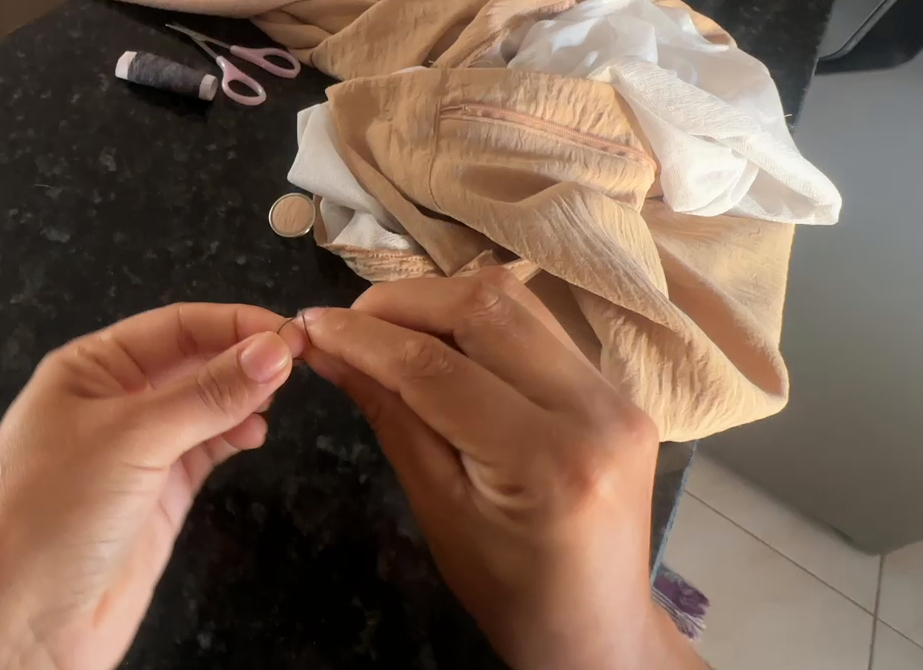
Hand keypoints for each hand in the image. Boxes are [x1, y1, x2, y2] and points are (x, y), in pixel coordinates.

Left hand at [0, 302, 300, 669]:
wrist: (10, 632)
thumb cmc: (53, 511)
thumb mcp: (130, 439)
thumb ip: (206, 394)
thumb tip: (275, 348)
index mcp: (92, 366)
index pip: (173, 326)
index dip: (231, 322)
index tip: (288, 331)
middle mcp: (114, 399)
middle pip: (190, 361)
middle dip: (240, 356)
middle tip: (298, 360)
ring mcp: (136, 450)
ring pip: (201, 405)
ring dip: (240, 395)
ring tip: (279, 395)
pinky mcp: (155, 496)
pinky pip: (202, 450)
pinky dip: (231, 435)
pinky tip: (255, 432)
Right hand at [298, 271, 699, 669]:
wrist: (600, 625)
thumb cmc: (506, 585)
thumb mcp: (433, 503)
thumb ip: (384, 410)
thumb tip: (321, 346)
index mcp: (546, 463)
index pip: (435, 368)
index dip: (362, 337)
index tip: (310, 323)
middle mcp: (593, 410)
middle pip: (479, 308)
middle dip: (396, 302)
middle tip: (346, 323)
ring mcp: (613, 389)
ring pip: (507, 297)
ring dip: (432, 298)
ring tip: (385, 326)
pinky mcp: (612, 380)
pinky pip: (529, 315)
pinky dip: (468, 310)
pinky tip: (436, 334)